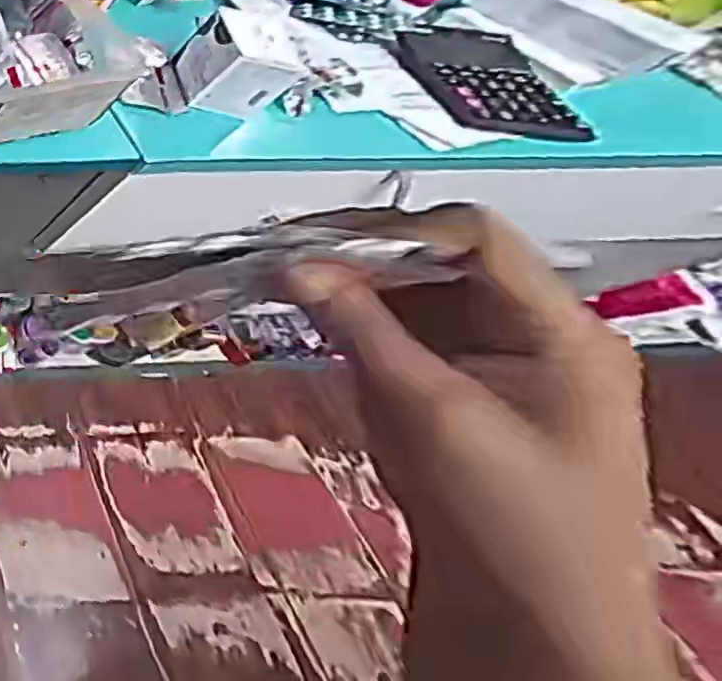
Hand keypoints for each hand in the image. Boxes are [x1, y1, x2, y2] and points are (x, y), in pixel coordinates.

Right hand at [284, 206, 672, 680]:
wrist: (525, 609)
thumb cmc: (506, 515)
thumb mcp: (425, 407)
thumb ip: (356, 325)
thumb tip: (291, 266)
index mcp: (559, 331)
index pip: (473, 237)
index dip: (390, 231)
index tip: (311, 245)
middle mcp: (529, 329)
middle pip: (433, 257)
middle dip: (355, 256)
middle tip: (282, 261)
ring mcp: (489, 352)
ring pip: (406, 287)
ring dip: (345, 283)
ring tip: (285, 285)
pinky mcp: (450, 373)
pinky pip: (394, 321)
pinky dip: (348, 313)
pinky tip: (311, 312)